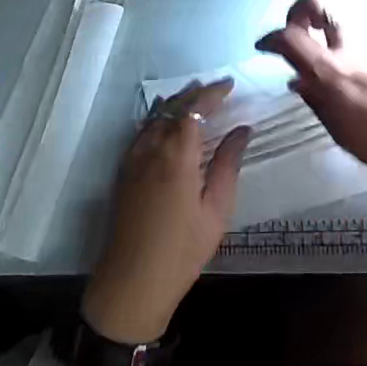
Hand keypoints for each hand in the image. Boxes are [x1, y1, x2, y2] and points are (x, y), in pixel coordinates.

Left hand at [84, 80, 250, 344]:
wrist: (133, 280)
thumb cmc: (184, 248)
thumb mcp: (216, 208)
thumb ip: (228, 164)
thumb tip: (242, 130)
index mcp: (177, 155)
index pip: (194, 110)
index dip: (212, 93)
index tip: (230, 84)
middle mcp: (150, 149)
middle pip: (171, 109)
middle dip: (194, 94)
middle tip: (216, 87)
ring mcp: (132, 160)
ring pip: (153, 118)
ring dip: (174, 103)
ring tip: (193, 96)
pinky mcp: (123, 173)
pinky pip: (141, 133)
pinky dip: (157, 119)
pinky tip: (166, 123)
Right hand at [256, 0, 366, 229]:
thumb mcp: (346, 134)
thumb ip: (318, 100)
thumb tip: (299, 79)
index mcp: (336, 73)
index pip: (288, 39)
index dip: (271, 38)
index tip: (268, 45)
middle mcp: (361, 38)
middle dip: (303, 7)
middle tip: (305, 25)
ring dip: (346, 6)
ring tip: (349, 28)